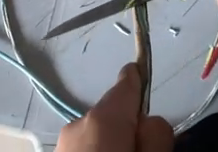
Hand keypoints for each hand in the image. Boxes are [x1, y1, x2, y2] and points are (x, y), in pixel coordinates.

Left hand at [57, 65, 173, 151]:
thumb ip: (157, 134)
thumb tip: (148, 121)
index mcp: (103, 118)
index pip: (126, 82)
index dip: (139, 78)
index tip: (145, 73)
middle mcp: (77, 125)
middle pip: (113, 113)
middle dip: (129, 127)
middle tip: (143, 148)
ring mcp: (60, 144)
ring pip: (97, 133)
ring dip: (111, 143)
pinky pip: (83, 148)